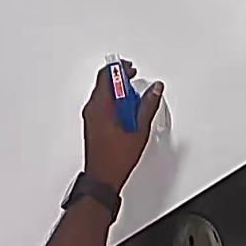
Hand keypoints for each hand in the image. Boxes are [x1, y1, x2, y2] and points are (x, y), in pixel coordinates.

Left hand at [81, 61, 163, 190]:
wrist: (103, 177)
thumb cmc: (116, 157)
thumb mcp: (139, 128)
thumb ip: (148, 105)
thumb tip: (155, 89)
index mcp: (101, 106)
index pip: (106, 76)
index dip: (119, 68)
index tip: (131, 68)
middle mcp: (92, 109)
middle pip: (103, 83)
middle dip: (120, 78)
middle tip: (134, 78)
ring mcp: (90, 117)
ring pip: (103, 94)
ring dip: (118, 91)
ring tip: (135, 98)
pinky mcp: (92, 124)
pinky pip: (102, 105)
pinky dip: (114, 102)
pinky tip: (127, 111)